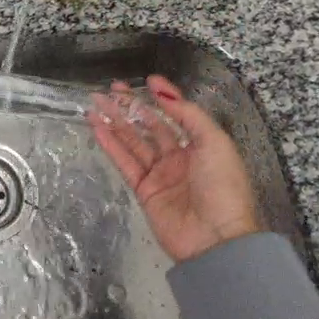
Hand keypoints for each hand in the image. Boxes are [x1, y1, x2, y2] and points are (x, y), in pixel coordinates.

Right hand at [88, 74, 261, 262]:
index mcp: (200, 147)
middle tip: (111, 88)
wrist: (217, 239)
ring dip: (114, 121)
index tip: (147, 79)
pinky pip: (124, 162)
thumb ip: (187, 114)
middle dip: (131, 106)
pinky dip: (110, 144)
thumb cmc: (222, 185)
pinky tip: (96, 127)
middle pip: (150, 126)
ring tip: (95, 102)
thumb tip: (162, 90)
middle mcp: (178, 158)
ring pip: (132, 142)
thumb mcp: (214, 142)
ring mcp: (160, 175)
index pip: (177, 116)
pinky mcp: (143, 191)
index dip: (162, 98)